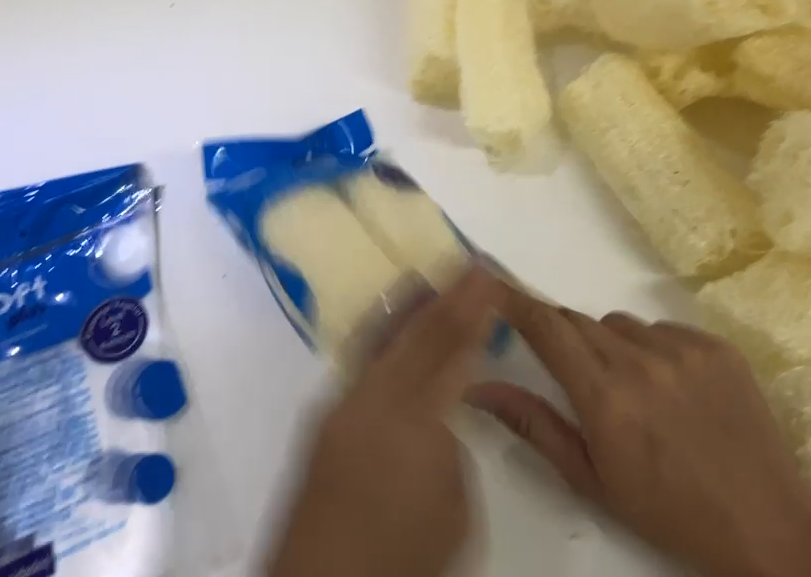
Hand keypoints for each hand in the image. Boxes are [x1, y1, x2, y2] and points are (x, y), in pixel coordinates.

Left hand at [265, 266, 505, 576]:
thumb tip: (439, 418)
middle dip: (447, 296)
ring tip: (429, 278)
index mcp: (416, 420)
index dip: (473, 310)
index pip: (452, 349)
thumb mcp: (455, 511)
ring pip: (381, 339)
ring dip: (408, 306)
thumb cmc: (402, 560)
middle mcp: (374, 398)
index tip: (488, 277)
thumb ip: (450, 449)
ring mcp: (342, 404)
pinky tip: (390, 325)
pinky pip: (360, 360)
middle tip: (469, 263)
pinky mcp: (322, 419)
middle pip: (417, 334)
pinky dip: (381, 333)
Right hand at [468, 287, 810, 576]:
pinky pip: (664, 329)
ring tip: (634, 392)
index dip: (513, 301)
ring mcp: (683, 350)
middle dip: (563, 336)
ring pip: (620, 325)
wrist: (766, 525)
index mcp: (603, 396)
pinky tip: (673, 390)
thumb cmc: (667, 510)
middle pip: (578, 321)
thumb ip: (533, 423)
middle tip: (577, 377)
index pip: (544, 327)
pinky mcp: (716, 347)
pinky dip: (655, 349)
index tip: (490, 283)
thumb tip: (479, 387)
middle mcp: (639, 360)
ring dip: (611, 345)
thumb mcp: (590, 477)